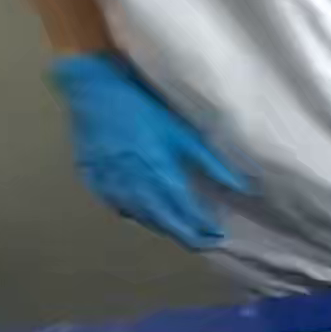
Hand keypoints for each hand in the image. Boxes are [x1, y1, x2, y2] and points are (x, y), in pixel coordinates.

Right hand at [49, 52, 248, 250]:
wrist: (94, 86)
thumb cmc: (147, 110)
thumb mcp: (186, 135)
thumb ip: (213, 164)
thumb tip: (243, 189)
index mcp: (156, 165)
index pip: (182, 204)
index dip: (199, 222)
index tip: (217, 235)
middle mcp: (129, 172)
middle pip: (157, 212)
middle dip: (180, 232)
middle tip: (201, 245)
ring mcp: (104, 169)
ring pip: (131, 207)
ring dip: (154, 224)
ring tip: (175, 234)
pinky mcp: (87, 164)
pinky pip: (104, 194)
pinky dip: (122, 208)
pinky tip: (135, 216)